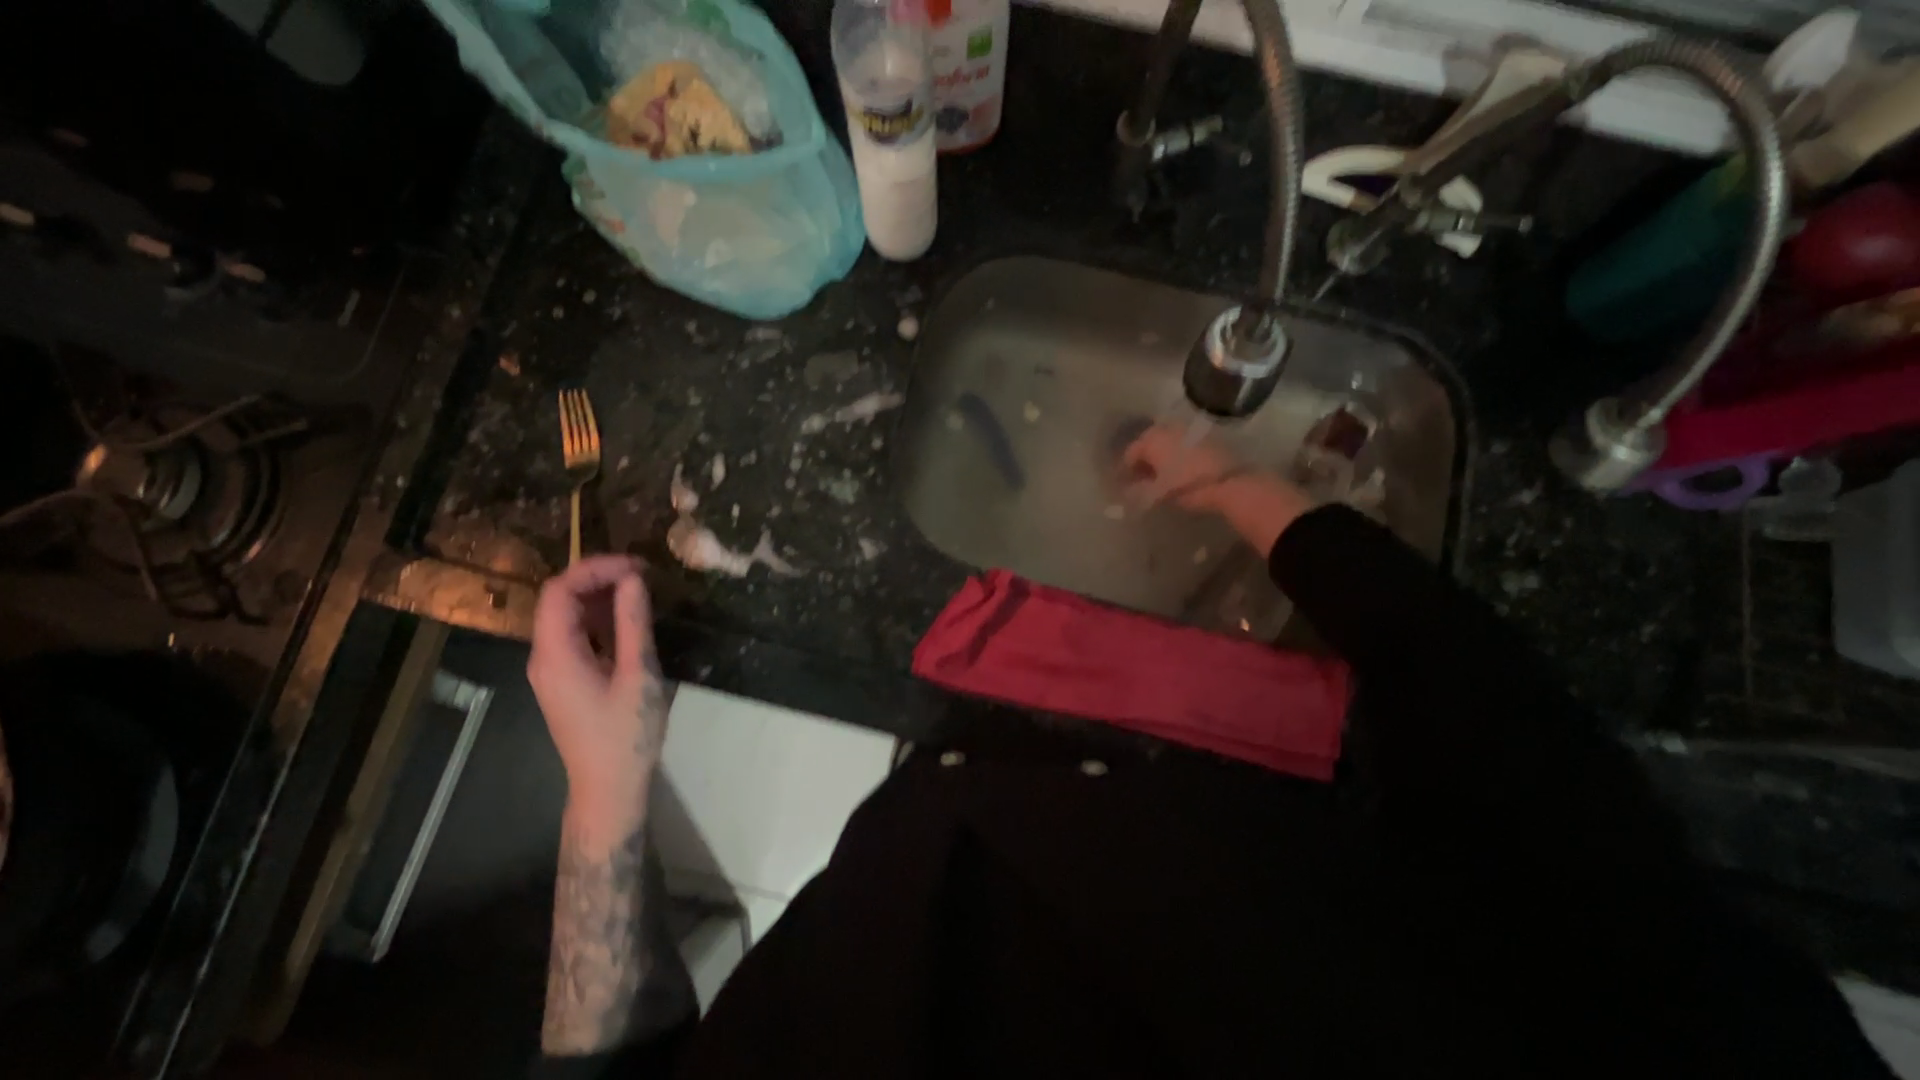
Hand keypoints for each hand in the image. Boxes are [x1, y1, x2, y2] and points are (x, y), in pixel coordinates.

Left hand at [528, 555, 668, 847]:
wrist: (608, 789)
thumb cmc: (625, 737)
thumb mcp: (639, 676)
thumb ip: (633, 624)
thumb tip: (634, 580)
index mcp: (555, 654)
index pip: (560, 591)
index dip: (595, 569)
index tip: (636, 566)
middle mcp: (545, 657)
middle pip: (560, 600)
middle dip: (599, 579)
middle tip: (644, 575)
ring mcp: (554, 670)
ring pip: (569, 617)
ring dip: (602, 598)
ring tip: (642, 591)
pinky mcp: (567, 680)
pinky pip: (577, 637)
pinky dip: (601, 620)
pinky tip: (631, 620)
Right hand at [1121, 423, 1313, 554]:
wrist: (1230, 483)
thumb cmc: (1186, 486)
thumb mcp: (1157, 494)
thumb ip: (1138, 491)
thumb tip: (1128, 491)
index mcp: (1152, 439)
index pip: (1130, 454)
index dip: (1124, 471)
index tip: (1123, 485)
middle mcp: (1168, 429)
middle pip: (1148, 444)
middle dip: (1143, 462)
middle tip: (1140, 480)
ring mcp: (1189, 431)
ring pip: (1166, 443)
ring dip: (1160, 457)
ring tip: (1160, 477)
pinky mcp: (1207, 437)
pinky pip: (1183, 445)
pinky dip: (1176, 456)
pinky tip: (1179, 471)